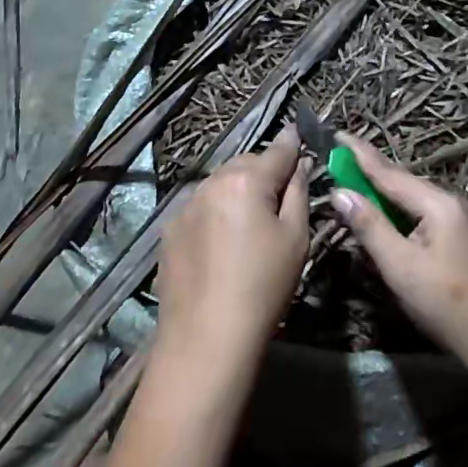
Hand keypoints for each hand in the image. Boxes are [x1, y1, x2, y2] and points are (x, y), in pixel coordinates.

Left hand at [156, 127, 310, 362]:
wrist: (206, 335)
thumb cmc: (263, 286)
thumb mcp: (295, 239)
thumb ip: (297, 193)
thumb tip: (297, 163)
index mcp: (246, 181)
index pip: (276, 151)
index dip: (291, 142)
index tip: (297, 131)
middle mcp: (211, 182)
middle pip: (245, 164)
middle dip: (263, 171)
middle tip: (280, 196)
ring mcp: (186, 204)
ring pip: (220, 184)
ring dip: (237, 190)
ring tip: (249, 222)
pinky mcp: (170, 228)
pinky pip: (200, 207)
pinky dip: (215, 212)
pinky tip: (222, 243)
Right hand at [330, 134, 467, 362]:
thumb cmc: (446, 304)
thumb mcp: (400, 266)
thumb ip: (369, 226)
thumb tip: (339, 193)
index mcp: (437, 204)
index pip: (389, 172)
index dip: (359, 153)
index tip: (337, 133)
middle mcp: (449, 202)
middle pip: (400, 180)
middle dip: (368, 168)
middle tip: (337, 156)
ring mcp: (456, 218)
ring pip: (409, 196)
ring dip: (380, 189)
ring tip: (351, 178)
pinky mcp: (456, 235)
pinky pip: (417, 210)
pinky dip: (394, 207)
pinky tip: (380, 211)